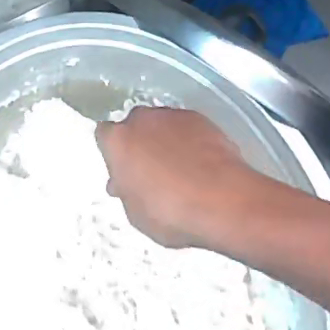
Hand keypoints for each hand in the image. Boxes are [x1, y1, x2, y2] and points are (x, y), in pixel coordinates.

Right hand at [94, 106, 286, 248]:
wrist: (225, 201)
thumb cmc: (172, 213)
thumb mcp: (137, 215)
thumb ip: (126, 193)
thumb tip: (123, 184)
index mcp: (116, 140)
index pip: (104, 137)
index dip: (114, 153)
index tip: (124, 171)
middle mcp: (139, 119)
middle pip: (133, 127)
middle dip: (140, 144)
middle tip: (153, 172)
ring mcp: (170, 115)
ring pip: (161, 125)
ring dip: (166, 141)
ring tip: (184, 170)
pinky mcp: (199, 117)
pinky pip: (187, 128)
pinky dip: (191, 141)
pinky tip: (203, 165)